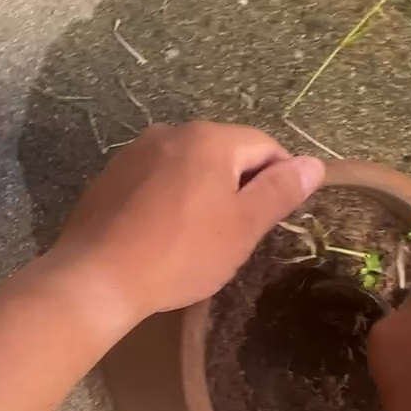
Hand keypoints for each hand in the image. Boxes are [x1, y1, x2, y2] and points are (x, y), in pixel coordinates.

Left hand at [46, 121, 323, 318]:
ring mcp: (134, 154)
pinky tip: (160, 236)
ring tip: (195, 239)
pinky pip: (153, 183)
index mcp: (210, 139)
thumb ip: (279, 192)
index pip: (264, 146)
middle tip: (234, 236)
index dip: (278, 180)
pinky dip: (166, 202)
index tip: (272, 219)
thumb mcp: (241, 229)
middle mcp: (170, 133)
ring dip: (200, 195)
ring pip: (186, 168)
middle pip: (223, 153)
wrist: (97, 278)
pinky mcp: (109, 179)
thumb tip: (313, 164)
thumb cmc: (179, 255)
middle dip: (236, 188)